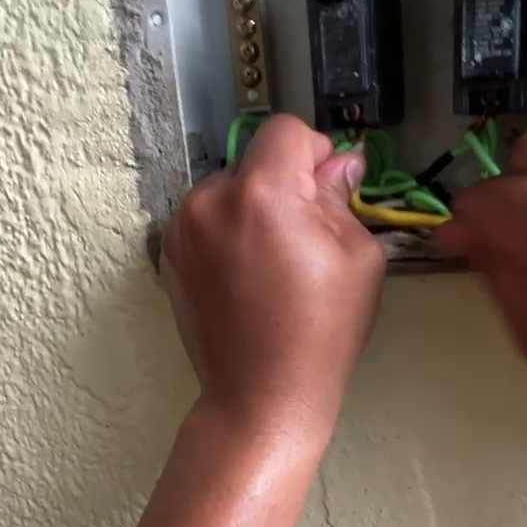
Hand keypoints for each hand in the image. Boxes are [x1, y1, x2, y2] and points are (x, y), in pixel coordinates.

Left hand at [163, 115, 383, 444]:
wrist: (261, 397)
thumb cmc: (320, 334)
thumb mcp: (358, 259)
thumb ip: (343, 197)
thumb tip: (340, 164)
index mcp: (262, 193)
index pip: (286, 130)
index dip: (315, 154)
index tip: (326, 191)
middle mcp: (209, 200)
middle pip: (253, 160)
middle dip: (282, 185)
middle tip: (303, 239)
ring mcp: (181, 230)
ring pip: (227, 190)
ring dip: (251, 209)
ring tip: (271, 265)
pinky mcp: (168, 256)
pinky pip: (205, 221)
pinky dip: (226, 234)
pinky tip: (245, 278)